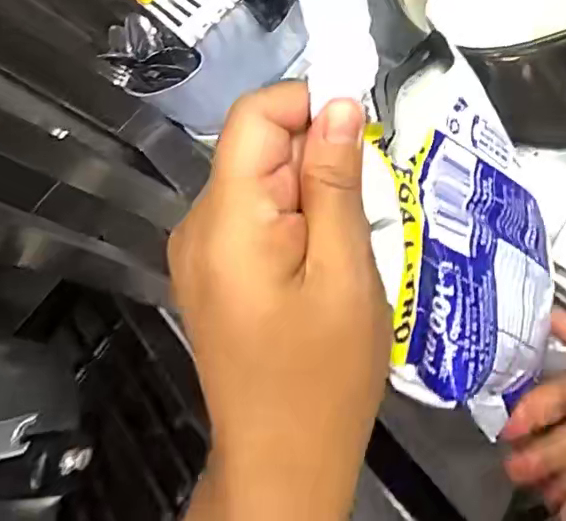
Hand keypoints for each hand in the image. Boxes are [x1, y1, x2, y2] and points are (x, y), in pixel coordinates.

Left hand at [170, 82, 386, 520]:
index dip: (308, 104)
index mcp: (227, 222)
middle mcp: (201, 225)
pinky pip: (262, 206)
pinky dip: (303, 209)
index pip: (256, 116)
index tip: (360, 130)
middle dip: (319, 153)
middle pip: (262, 144)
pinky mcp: (219, 264)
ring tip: (349, 234)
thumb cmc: (324, 374)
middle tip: (364, 200)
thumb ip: (338, 180)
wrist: (286, 461)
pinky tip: (329, 250)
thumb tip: (340, 103)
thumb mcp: (345, 270)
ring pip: (267, 173)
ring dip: (316, 184)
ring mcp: (204, 247)